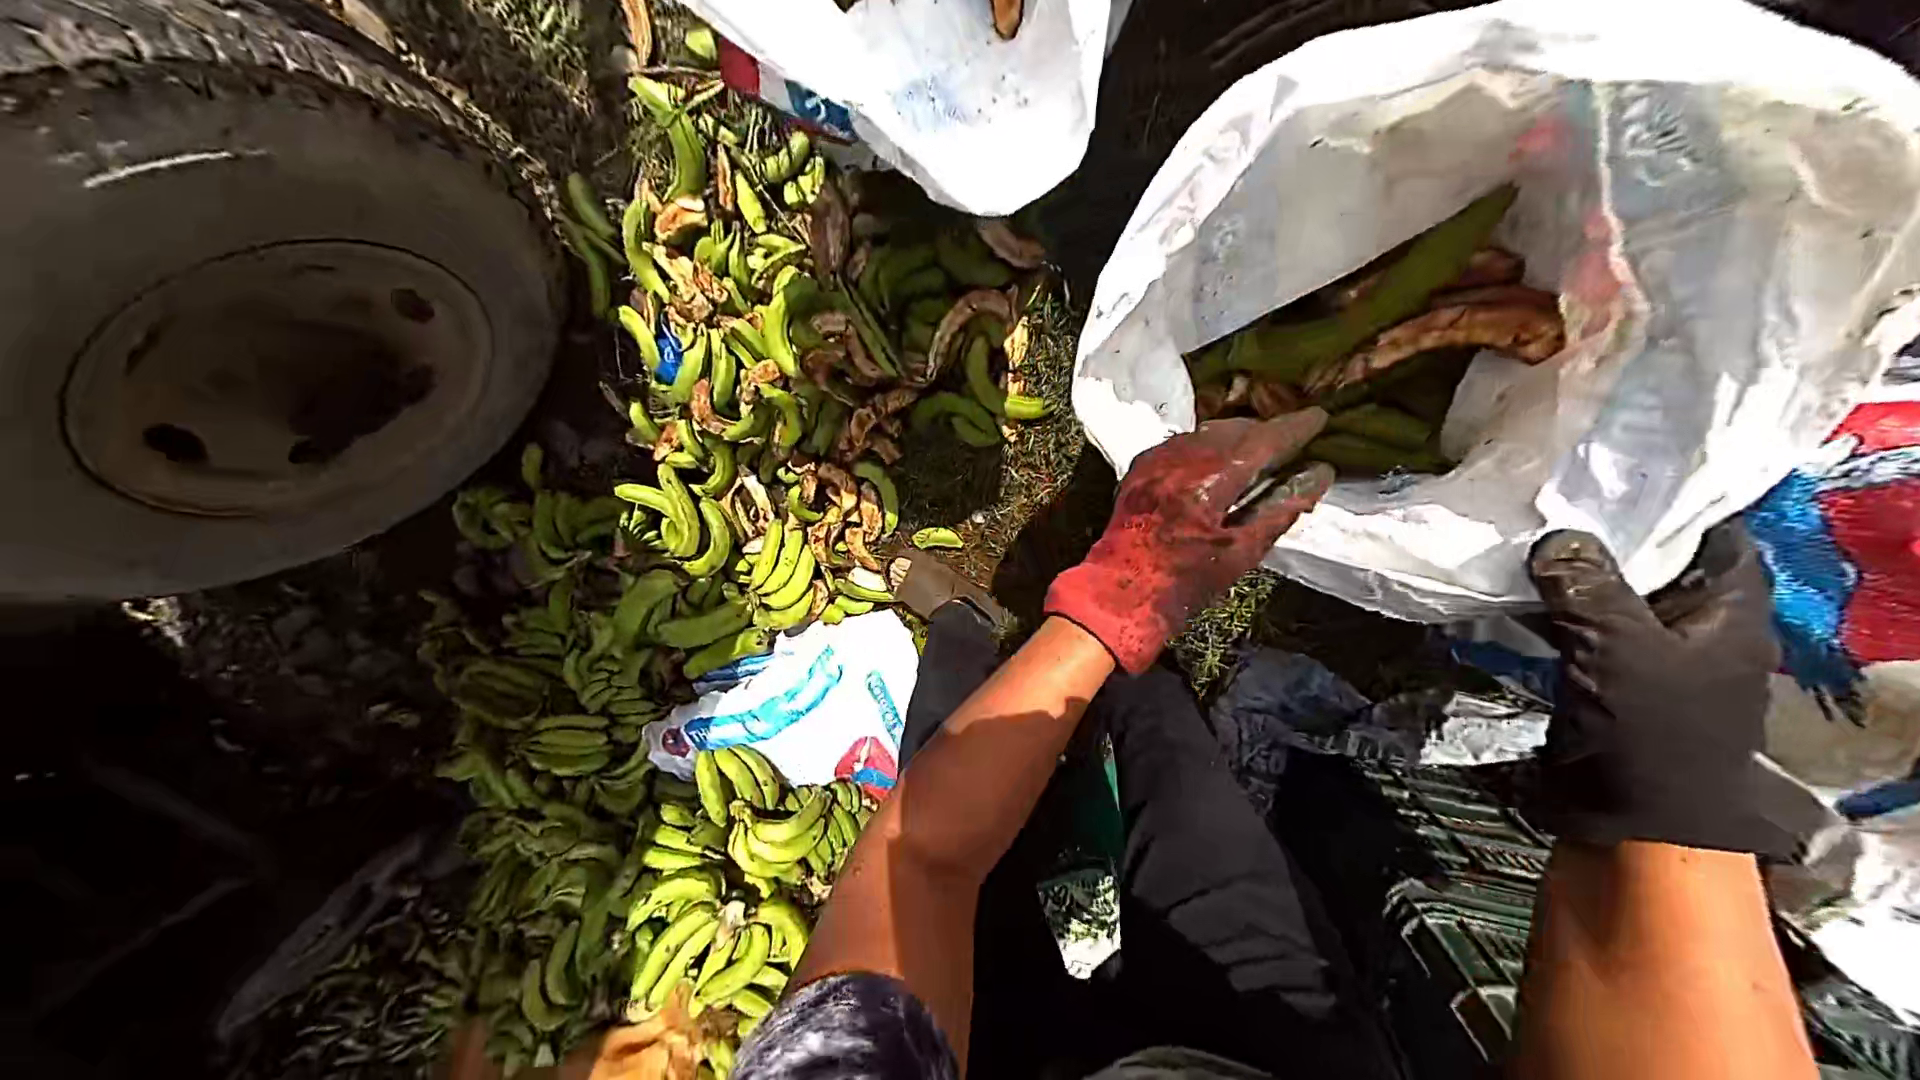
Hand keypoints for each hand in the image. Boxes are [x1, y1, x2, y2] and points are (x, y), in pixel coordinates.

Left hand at [1045, 411, 1332, 673]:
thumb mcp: (1243, 552)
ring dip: (1233, 437)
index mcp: (1208, 482)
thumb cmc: (1185, 581)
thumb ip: (1282, 508)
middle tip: (1288, 442)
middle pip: (1232, 429)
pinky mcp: (1138, 468)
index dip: (1294, 428)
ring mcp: (1154, 462)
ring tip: (1254, 454)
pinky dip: (1203, 447)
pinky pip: (1179, 444)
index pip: (1261, 440)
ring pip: (1204, 432)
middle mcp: (1178, 461)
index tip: (1318, 419)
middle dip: (1264, 431)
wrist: (1122, 591)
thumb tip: (1318, 473)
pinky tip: (1213, 463)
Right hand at [1527, 521, 1789, 856]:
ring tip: (1521, 542)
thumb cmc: (1649, 727)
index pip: (1716, 541)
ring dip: (1571, 575)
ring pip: (1610, 596)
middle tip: (1550, 505)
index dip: (1675, 507)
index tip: (1615, 481)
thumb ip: (1591, 589)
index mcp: (1727, 616)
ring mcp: (1649, 654)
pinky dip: (1551, 608)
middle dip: (1606, 538)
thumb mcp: (1622, 649)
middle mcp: (1695, 629)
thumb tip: (1558, 536)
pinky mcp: (1607, 675)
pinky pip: (1580, 627)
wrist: (1631, 812)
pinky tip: (1512, 595)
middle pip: (1655, 566)